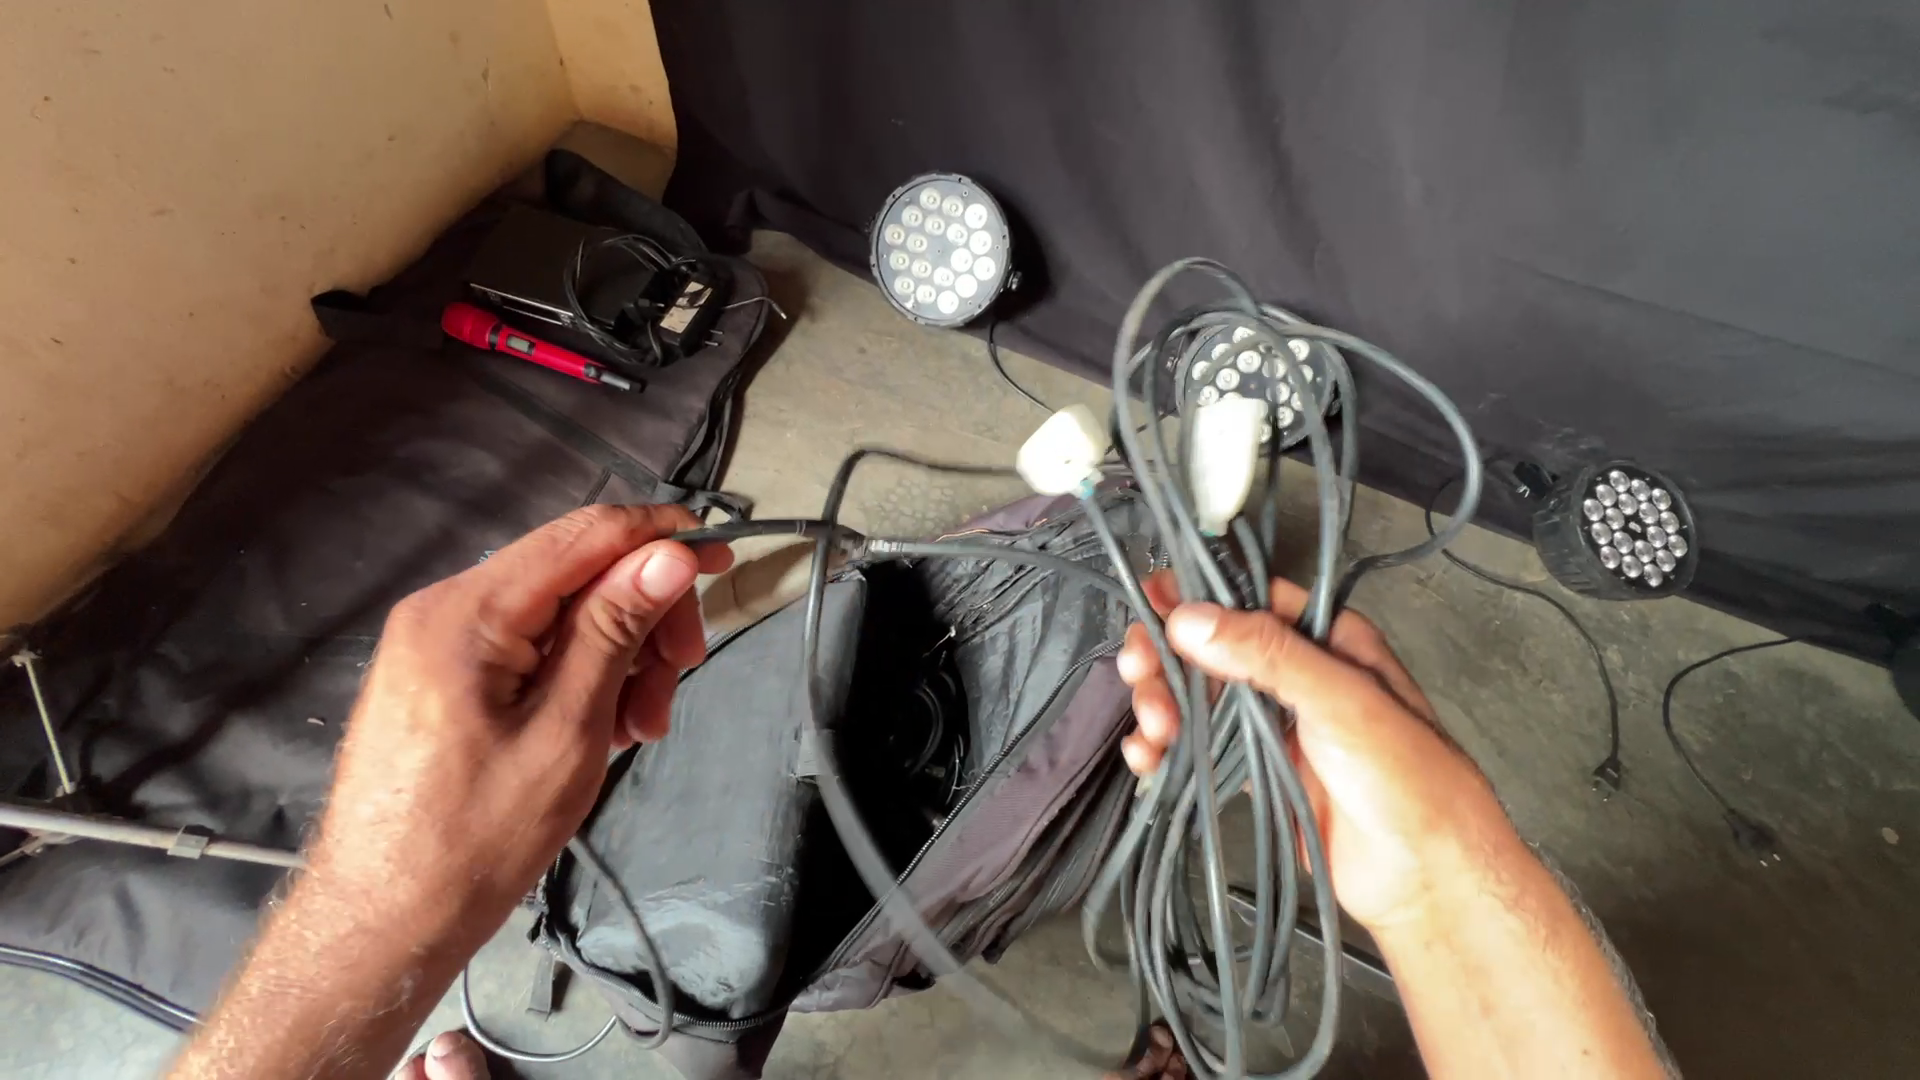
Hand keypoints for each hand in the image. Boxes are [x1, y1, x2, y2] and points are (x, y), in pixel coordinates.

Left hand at [303, 504, 732, 942]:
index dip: (661, 535)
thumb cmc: (480, 834)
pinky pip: (543, 645)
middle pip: (583, 571)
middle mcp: (452, 605)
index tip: (721, 555)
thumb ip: (617, 628)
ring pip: (570, 611)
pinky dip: (591, 673)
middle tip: (688, 666)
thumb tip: (671, 554)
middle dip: (647, 612)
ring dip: (626, 654)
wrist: (383, 924)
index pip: (587, 534)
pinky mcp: (453, 670)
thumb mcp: (569, 727)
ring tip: (646, 723)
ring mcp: (447, 638)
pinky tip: (613, 725)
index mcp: (471, 610)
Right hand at [1116, 573, 1516, 932]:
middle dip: (1165, 658)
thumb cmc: (1402, 775)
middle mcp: (1286, 671)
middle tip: (1138, 674)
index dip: (1193, 596)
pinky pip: (1192, 742)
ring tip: (1154, 730)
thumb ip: (1266, 653)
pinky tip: (1147, 758)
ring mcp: (1264, 720)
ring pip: (1191, 694)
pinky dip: (1162, 746)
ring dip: (1160, 703)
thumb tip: (1185, 617)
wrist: (1423, 880)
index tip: (1149, 601)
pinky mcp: (1246, 765)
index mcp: (1320, 638)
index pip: (1245, 598)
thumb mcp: (1340, 699)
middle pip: (1205, 646)